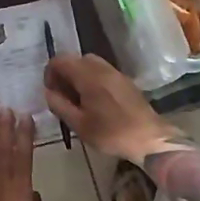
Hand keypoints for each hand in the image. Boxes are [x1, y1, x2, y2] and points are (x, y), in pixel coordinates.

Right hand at [42, 55, 178, 161]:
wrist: (151, 141)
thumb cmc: (111, 133)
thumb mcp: (77, 124)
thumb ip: (58, 104)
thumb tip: (48, 92)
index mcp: (90, 78)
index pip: (61, 60)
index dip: (50, 73)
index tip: (51, 91)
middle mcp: (104, 70)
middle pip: (77, 59)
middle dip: (65, 72)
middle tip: (63, 93)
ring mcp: (118, 75)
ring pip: (91, 64)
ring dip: (79, 75)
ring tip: (77, 97)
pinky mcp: (127, 83)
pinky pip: (103, 72)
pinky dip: (92, 79)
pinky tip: (94, 100)